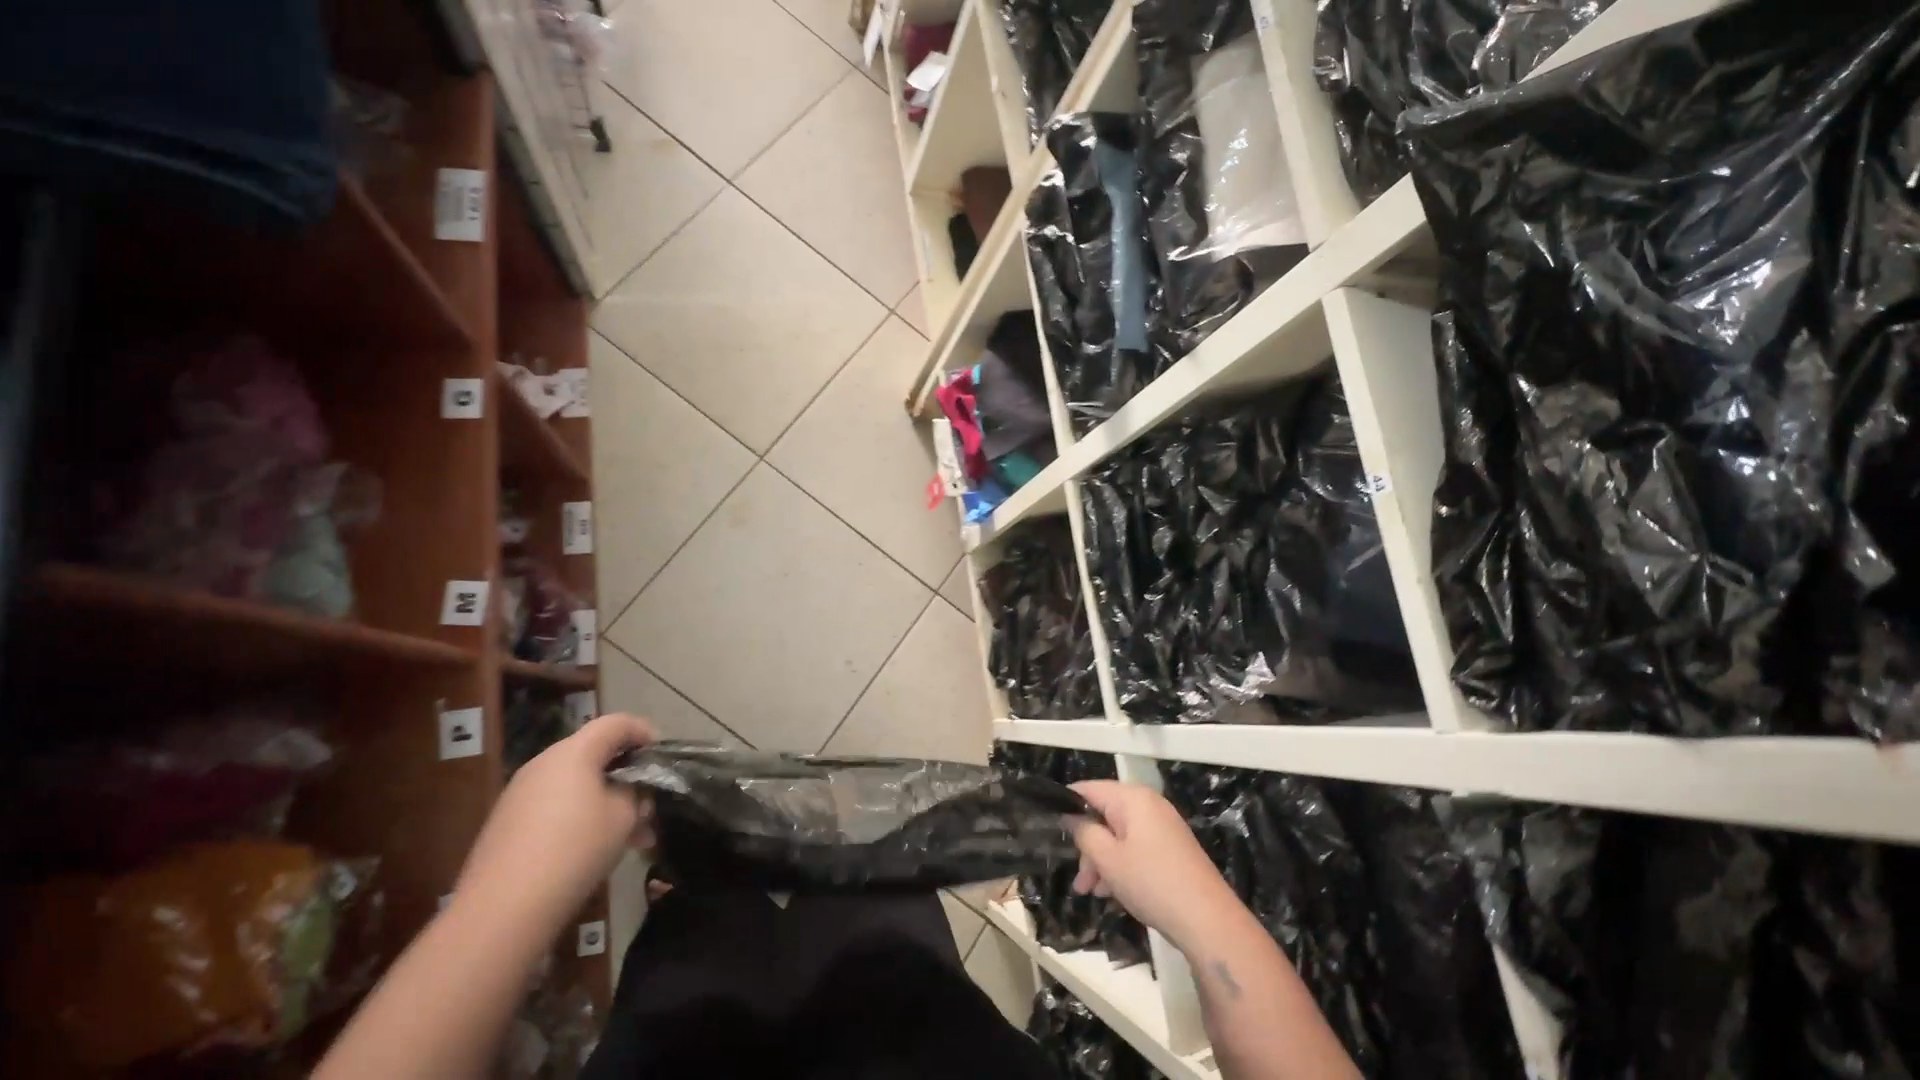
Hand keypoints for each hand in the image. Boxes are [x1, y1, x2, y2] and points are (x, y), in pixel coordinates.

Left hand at [455, 713, 655, 924]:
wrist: (504, 905)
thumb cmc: (575, 850)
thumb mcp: (623, 818)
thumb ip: (634, 794)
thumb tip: (629, 791)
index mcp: (573, 752)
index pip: (616, 723)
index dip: (644, 732)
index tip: (662, 755)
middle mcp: (543, 763)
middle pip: (594, 753)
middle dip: (626, 775)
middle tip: (649, 805)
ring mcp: (521, 792)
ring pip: (576, 784)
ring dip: (606, 800)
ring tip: (630, 837)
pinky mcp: (508, 821)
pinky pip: (555, 805)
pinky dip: (581, 816)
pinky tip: (595, 849)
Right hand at [1068, 780, 1242, 948]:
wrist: (1206, 919)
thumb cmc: (1151, 881)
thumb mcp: (1108, 858)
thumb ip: (1084, 832)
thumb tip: (1070, 817)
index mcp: (1133, 798)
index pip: (1089, 789)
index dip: (1066, 805)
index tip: (1048, 828)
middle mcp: (1149, 806)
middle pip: (1104, 816)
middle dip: (1087, 846)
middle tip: (1079, 880)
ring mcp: (1162, 828)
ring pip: (1118, 836)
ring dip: (1101, 861)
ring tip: (1091, 892)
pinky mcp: (1170, 849)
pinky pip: (1134, 849)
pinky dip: (1120, 866)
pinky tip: (1112, 893)